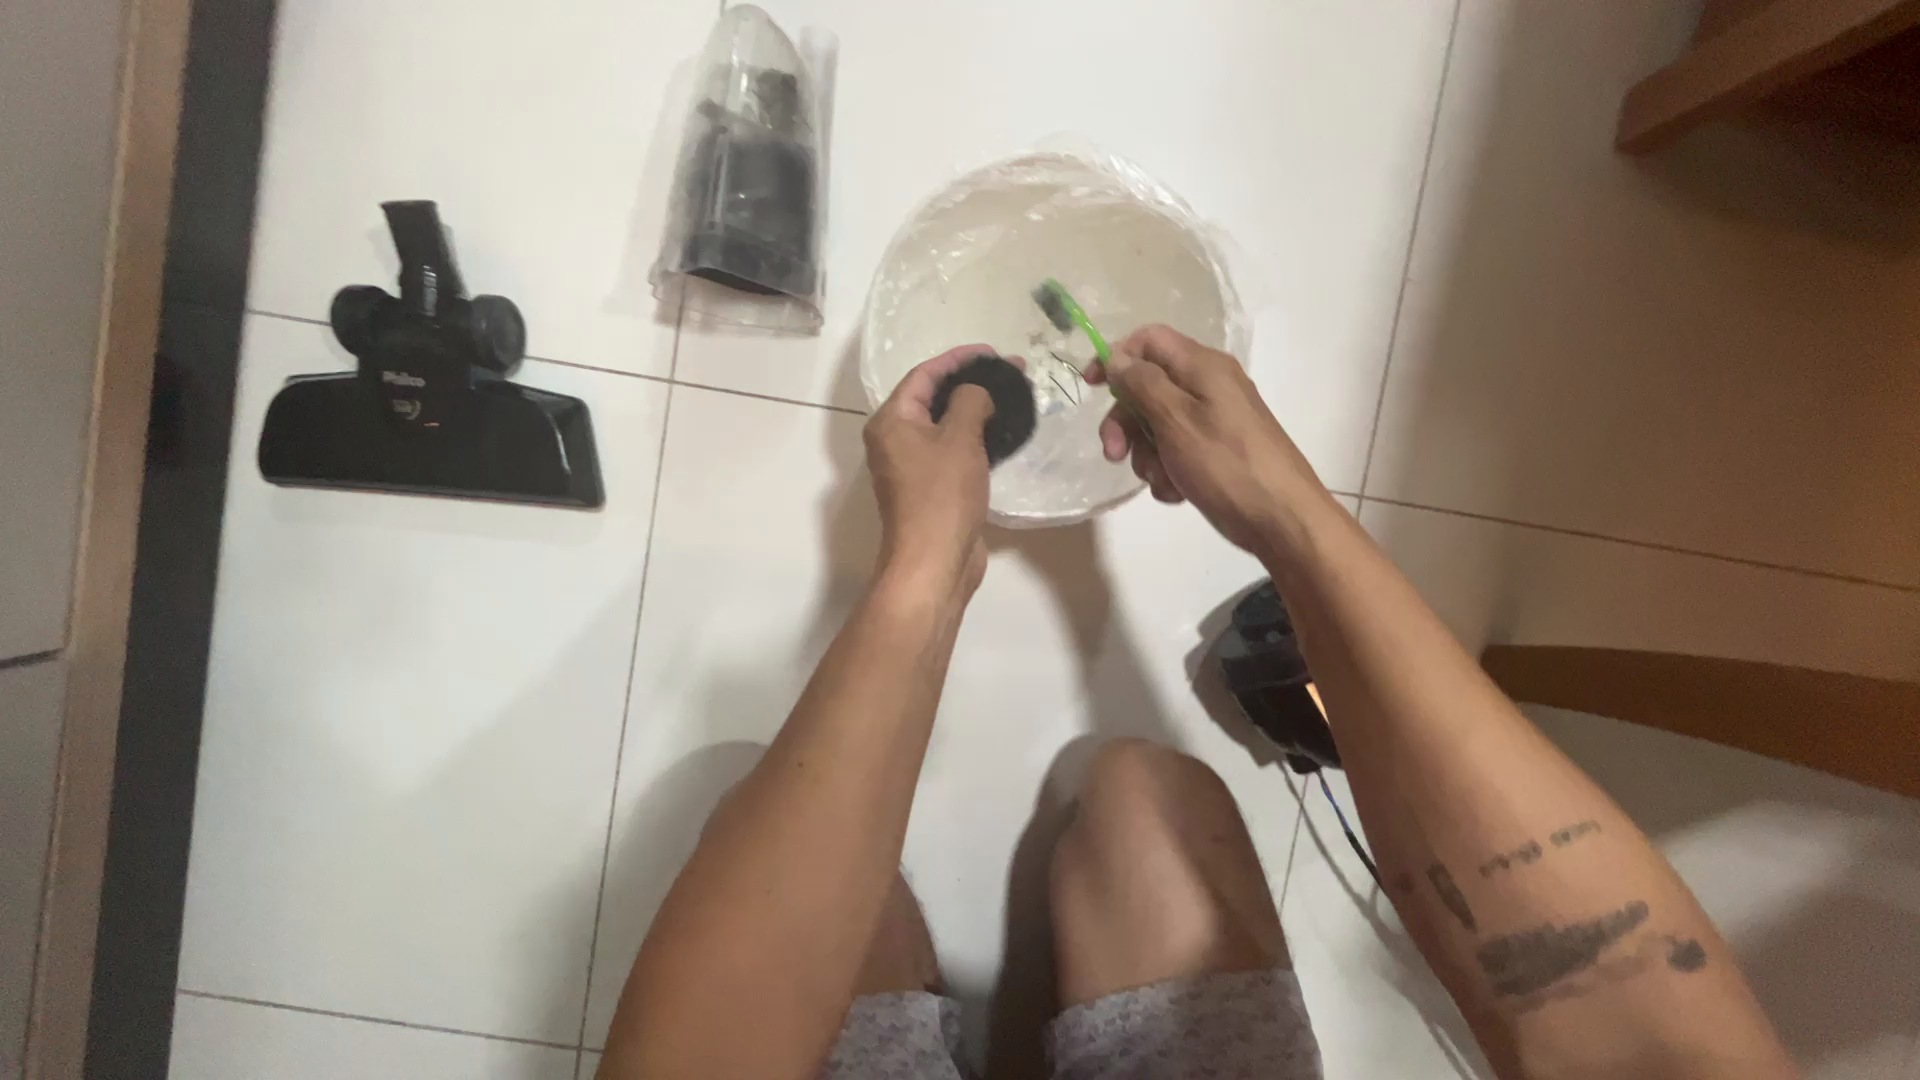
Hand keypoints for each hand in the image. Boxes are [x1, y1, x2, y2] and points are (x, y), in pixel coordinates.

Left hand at [864, 345, 999, 602]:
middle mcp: (895, 439)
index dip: (958, 359)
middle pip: (932, 398)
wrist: (935, 560)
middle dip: (970, 383)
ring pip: (945, 426)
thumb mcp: (959, 438)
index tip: (993, 352)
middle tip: (1009, 373)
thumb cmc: (942, 494)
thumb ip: (969, 401)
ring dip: (975, 410)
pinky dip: (975, 438)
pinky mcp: (932, 488)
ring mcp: (912, 466)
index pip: (924, 375)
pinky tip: (1003, 433)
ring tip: (1011, 398)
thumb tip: (975, 393)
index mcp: (891, 420)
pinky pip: (953, 451)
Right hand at [1088, 325, 1331, 554]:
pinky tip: (1177, 490)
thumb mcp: (1176, 420)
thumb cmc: (1226, 464)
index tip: (1091, 386)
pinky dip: (1167, 471)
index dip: (1116, 357)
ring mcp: (1211, 421)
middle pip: (1146, 388)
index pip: (1149, 340)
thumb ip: (1142, 384)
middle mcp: (1207, 386)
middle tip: (1115, 453)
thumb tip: (1117, 357)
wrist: (1280, 518)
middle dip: (1125, 422)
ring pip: (1155, 426)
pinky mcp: (1212, 452)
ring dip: (1146, 454)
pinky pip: (1173, 452)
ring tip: (1162, 478)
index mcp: (1201, 367)